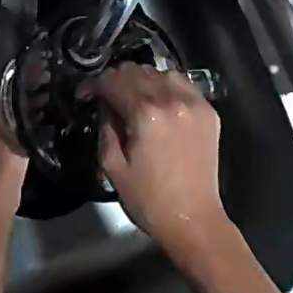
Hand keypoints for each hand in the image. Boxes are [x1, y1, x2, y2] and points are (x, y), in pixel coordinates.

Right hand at [84, 64, 229, 253]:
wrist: (195, 222)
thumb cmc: (149, 200)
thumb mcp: (113, 166)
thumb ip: (106, 126)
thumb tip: (105, 104)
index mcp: (145, 112)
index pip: (112, 80)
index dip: (93, 85)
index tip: (84, 95)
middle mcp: (170, 99)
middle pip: (135, 70)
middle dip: (115, 81)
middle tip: (107, 99)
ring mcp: (193, 102)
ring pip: (158, 72)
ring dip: (142, 80)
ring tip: (135, 99)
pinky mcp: (208, 110)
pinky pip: (181, 83)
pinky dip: (166, 86)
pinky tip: (159, 103)